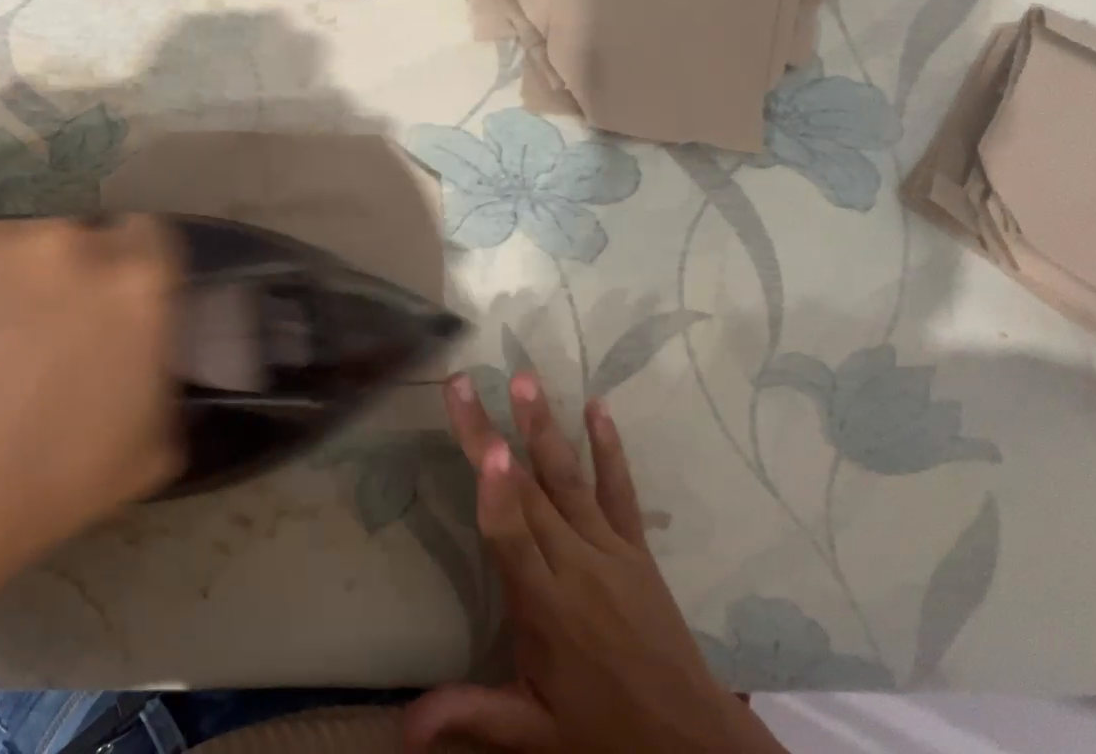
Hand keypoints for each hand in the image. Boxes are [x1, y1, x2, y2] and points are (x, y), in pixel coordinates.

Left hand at [0, 215, 184, 619]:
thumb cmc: (39, 491)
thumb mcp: (145, 453)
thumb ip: (157, 379)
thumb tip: (143, 355)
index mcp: (132, 287)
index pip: (148, 239)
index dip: (131, 269)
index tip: (109, 307)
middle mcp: (63, 244)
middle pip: (72, 244)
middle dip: (61, 283)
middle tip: (34, 342)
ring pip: (0, 251)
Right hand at [405, 373, 785, 753]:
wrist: (694, 742)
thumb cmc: (603, 729)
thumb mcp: (533, 731)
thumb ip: (469, 714)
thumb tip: (401, 729)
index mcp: (546, 608)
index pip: (513, 541)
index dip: (497, 495)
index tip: (487, 449)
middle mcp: (577, 568)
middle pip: (528, 494)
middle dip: (491, 435)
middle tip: (465, 384)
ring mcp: (611, 553)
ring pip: (569, 480)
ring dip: (543, 427)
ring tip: (523, 378)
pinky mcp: (636, 550)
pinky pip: (622, 493)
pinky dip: (610, 449)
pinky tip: (597, 407)